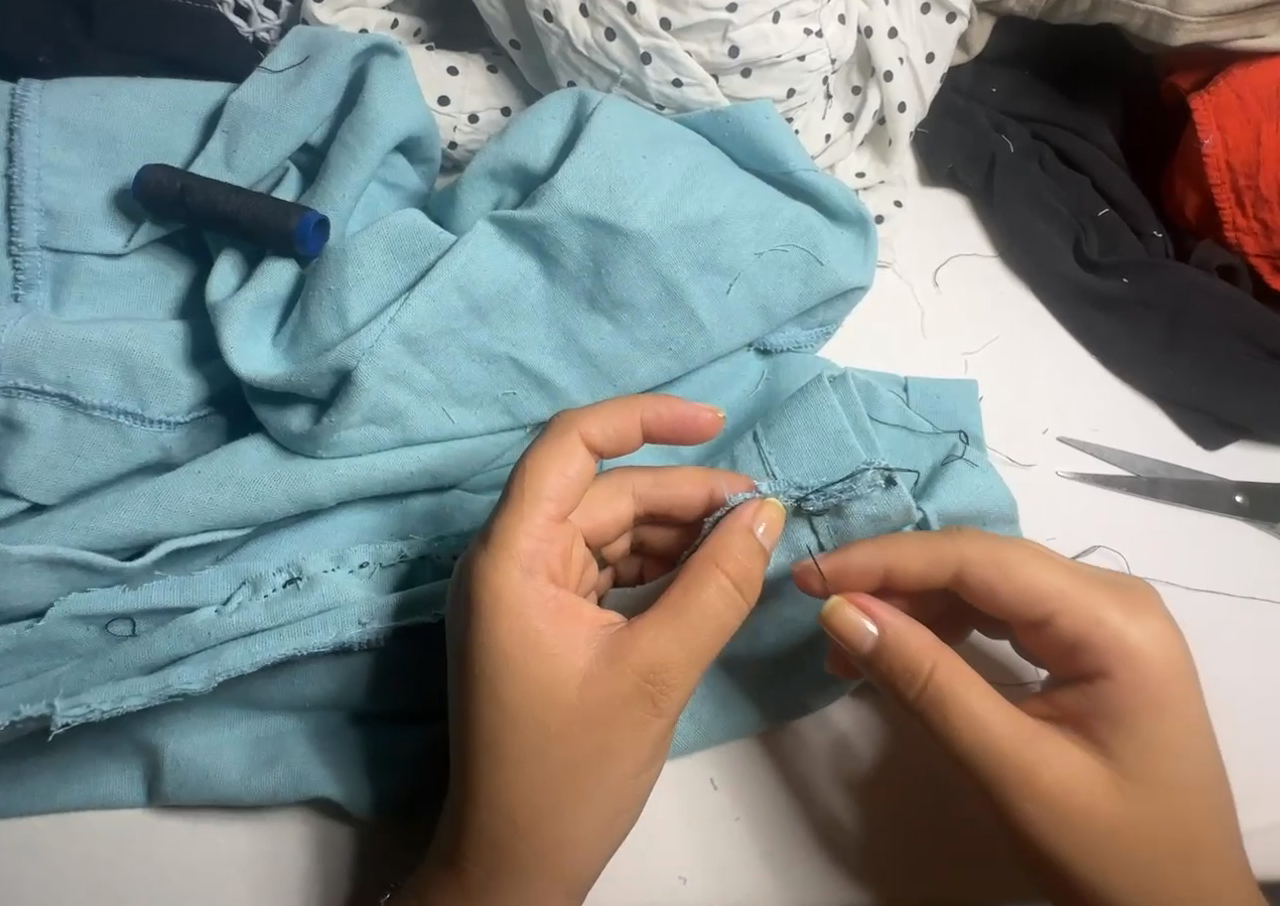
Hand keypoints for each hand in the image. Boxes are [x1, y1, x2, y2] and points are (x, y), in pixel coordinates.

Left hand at [400, 395, 786, 905]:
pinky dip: (660, 562)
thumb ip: (717, 587)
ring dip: (677, 528)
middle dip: (682, 495)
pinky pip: (611, 563)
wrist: (516, 866)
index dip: (642, 418)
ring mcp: (528, 585)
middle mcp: (512, 556)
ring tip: (742, 541)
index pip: (569, 446)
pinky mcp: (549, 612)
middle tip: (757, 511)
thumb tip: (767, 514)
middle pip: (604, 491)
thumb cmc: (570, 775)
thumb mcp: (657, 675)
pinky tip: (707, 570)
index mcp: (512, 557)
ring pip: (612, 525)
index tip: (714, 423)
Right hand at [794, 531, 1264, 905]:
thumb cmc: (1114, 855)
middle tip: (821, 608)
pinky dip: (940, 624)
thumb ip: (925, 682)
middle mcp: (1108, 595)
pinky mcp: (1079, 636)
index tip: (813, 577)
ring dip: (911, 603)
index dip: (886, 560)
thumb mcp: (1013, 771)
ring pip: (979, 580)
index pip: (977, 560)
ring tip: (849, 640)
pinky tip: (900, 645)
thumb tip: (838, 609)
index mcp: (1111, 619)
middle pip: (977, 562)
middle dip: (893, 579)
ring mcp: (1097, 613)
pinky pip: (994, 608)